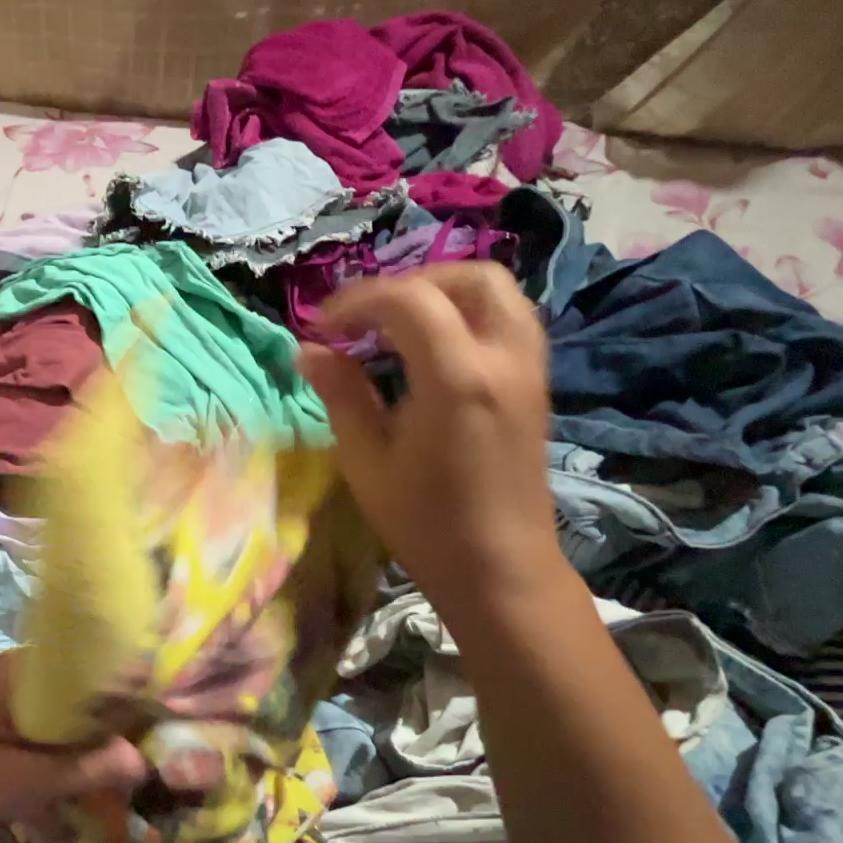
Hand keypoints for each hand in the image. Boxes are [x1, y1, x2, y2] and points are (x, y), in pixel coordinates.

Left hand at [0, 651, 147, 835]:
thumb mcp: (19, 781)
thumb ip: (82, 769)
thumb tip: (144, 759)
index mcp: (26, 671)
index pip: (96, 667)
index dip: (133, 696)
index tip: (164, 732)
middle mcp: (22, 675)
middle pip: (87, 696)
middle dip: (116, 735)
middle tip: (144, 777)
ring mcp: (10, 698)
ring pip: (70, 719)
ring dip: (91, 755)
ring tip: (117, 797)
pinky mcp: (2, 723)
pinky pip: (48, 735)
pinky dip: (65, 762)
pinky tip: (78, 799)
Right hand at [298, 263, 571, 628]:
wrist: (498, 564)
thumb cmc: (422, 520)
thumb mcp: (366, 459)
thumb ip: (340, 394)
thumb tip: (307, 350)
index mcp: (457, 379)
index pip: (409, 302)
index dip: (356, 303)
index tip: (319, 328)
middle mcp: (504, 358)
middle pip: (467, 278)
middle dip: (406, 285)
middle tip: (361, 319)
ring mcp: (529, 367)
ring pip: (495, 292)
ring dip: (439, 294)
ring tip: (391, 328)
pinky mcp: (535, 381)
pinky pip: (505, 319)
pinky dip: (463, 315)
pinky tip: (426, 350)